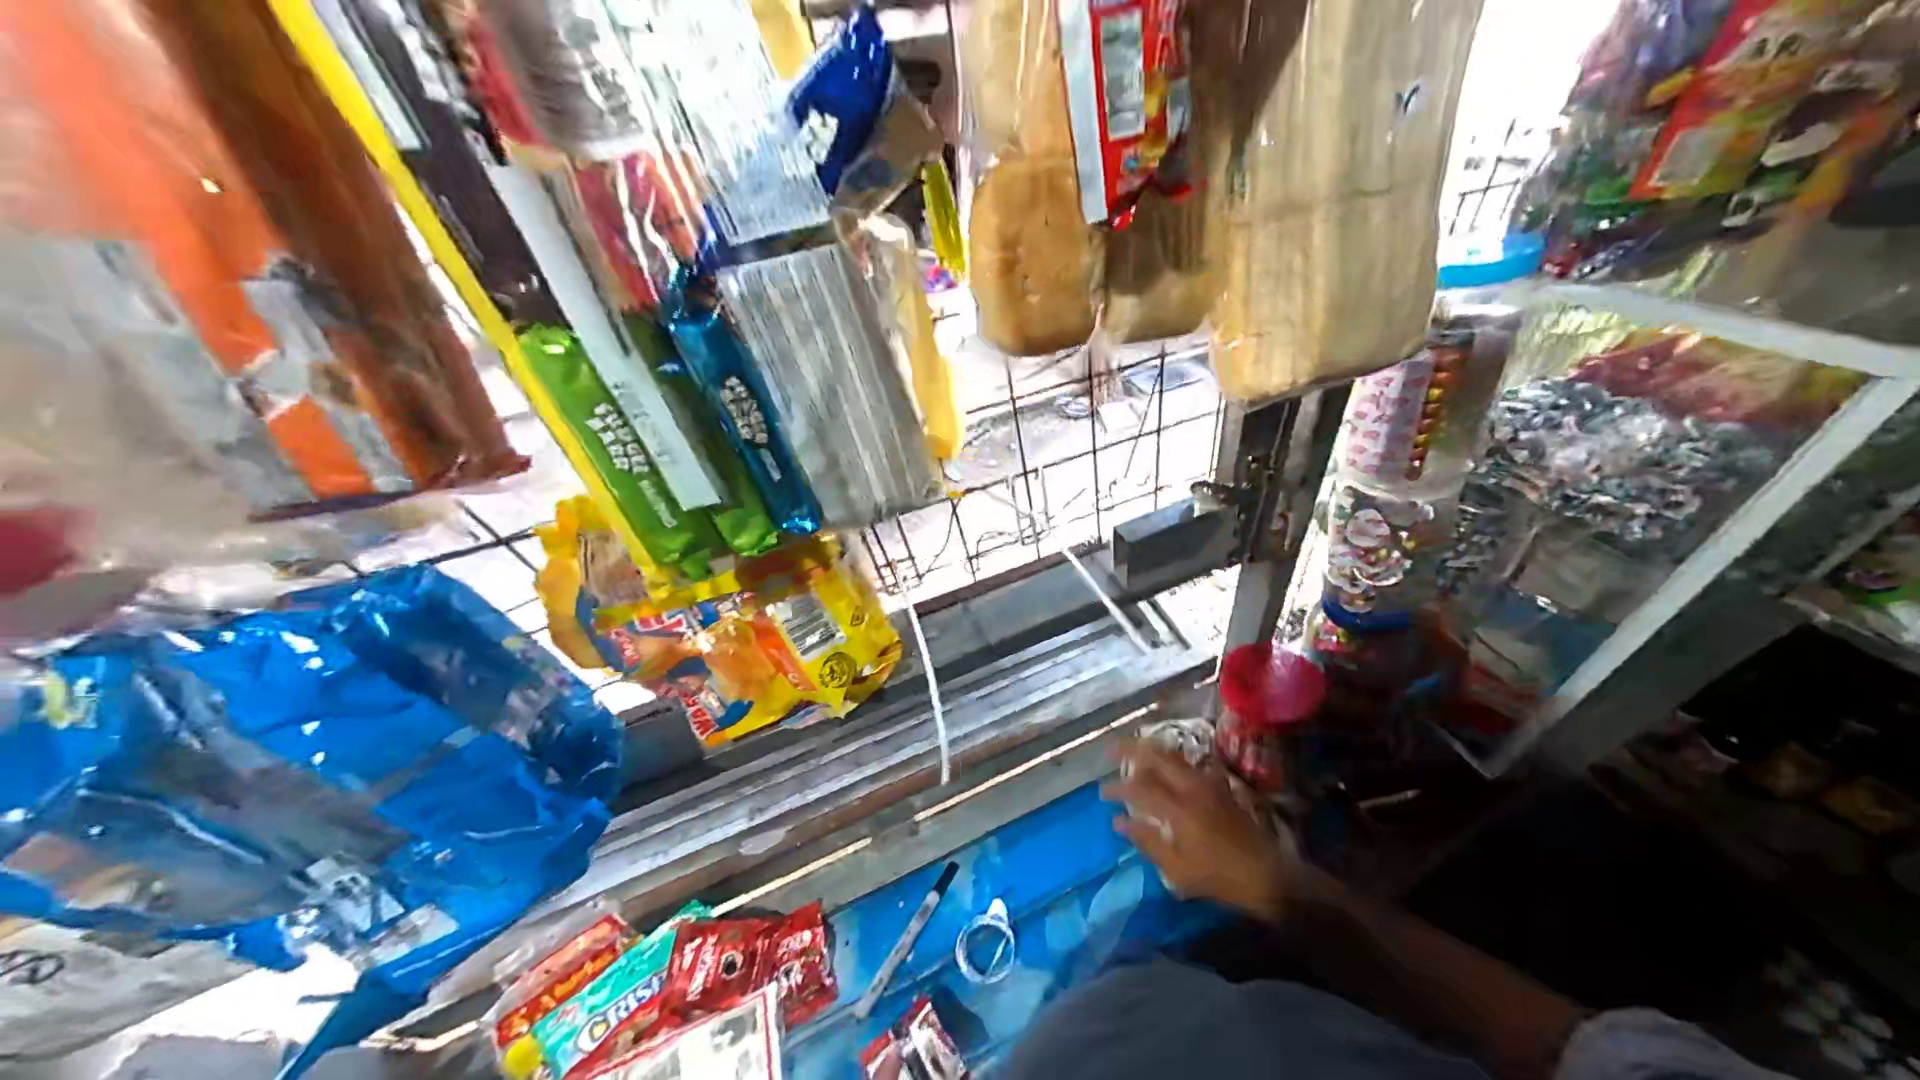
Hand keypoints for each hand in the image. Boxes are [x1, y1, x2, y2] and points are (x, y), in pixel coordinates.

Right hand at [1102, 738, 1303, 922]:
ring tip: (1135, 754)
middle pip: (1156, 757)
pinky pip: (1189, 763)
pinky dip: (1171, 759)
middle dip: (1131, 749)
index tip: (1103, 793)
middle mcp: (1191, 788)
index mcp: (1178, 809)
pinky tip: (1167, 766)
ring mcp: (1208, 784)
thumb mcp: (1177, 869)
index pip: (1138, 789)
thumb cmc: (1219, 877)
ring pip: (1174, 756)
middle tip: (1112, 750)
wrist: (1268, 875)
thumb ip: (1146, 841)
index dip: (1117, 788)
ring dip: (1151, 751)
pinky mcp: (1220, 786)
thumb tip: (1118, 823)